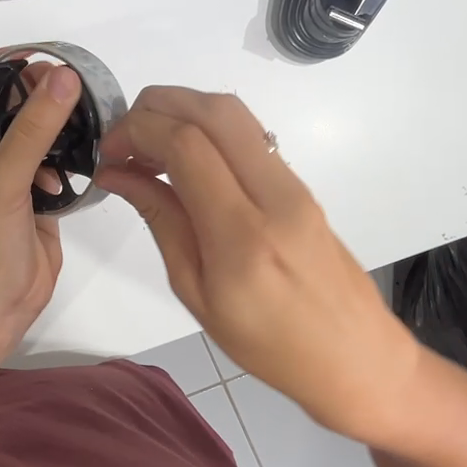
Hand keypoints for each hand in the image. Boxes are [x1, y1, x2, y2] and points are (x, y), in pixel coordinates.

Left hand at [0, 50, 81, 359]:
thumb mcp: (4, 182)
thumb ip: (32, 130)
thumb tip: (63, 76)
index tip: (23, 63)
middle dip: (27, 88)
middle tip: (65, 86)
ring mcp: (4, 176)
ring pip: (26, 129)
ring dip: (51, 120)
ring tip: (80, 117)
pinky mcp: (32, 197)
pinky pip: (49, 160)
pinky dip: (64, 155)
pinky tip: (78, 165)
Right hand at [95, 87, 422, 445]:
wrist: (358, 359)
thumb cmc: (268, 345)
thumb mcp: (195, 292)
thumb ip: (161, 220)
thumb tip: (117, 172)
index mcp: (242, 235)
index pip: (186, 145)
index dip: (137, 132)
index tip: (108, 154)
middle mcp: (275, 196)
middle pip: (213, 111)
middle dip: (155, 106)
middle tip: (123, 140)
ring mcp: (294, 184)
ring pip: (233, 112)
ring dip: (180, 110)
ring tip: (147, 146)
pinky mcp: (300, 183)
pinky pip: (247, 134)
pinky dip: (204, 127)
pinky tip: (181, 158)